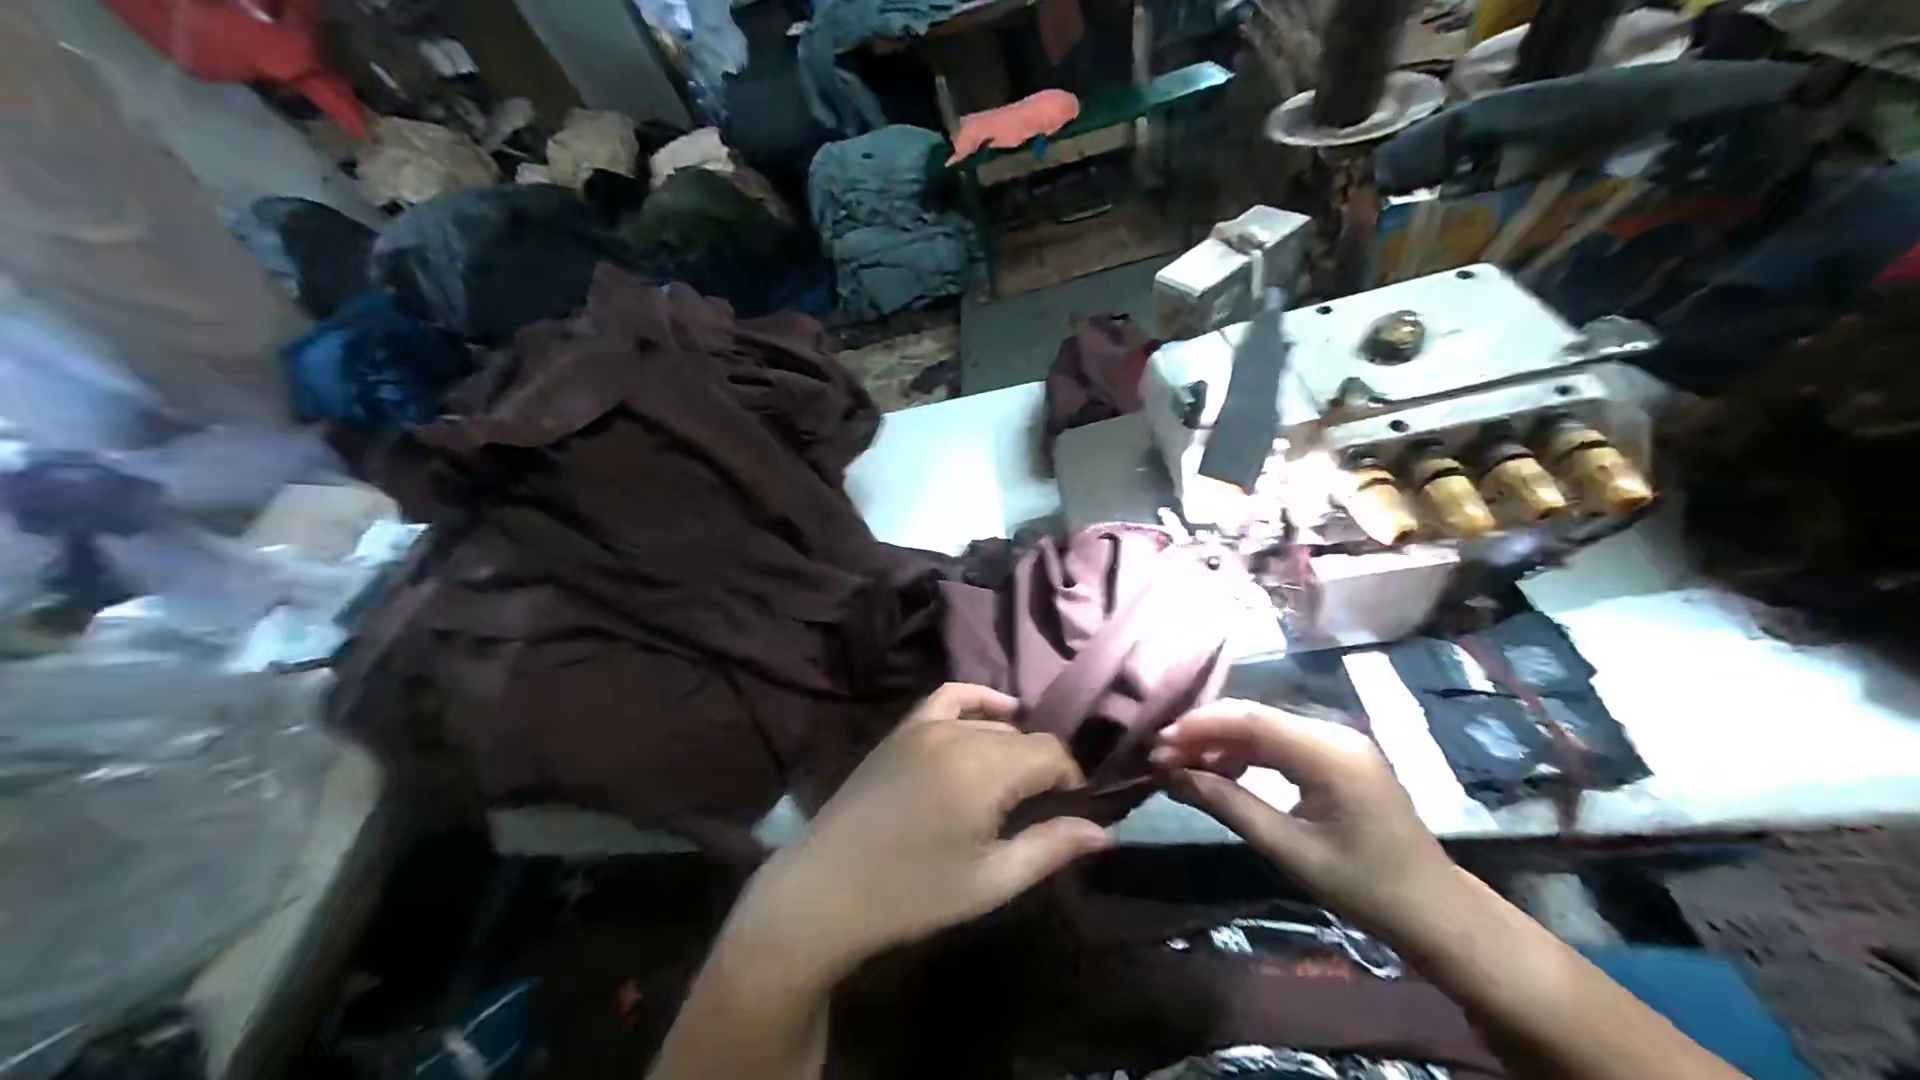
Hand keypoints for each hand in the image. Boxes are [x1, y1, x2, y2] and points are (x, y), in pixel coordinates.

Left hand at [734, 683, 1112, 981]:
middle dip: (1042, 768)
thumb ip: (1051, 848)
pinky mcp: (902, 728)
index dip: (1070, 781)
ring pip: (992, 722)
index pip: (1051, 754)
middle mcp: (957, 734)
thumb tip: (1104, 832)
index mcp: (983, 770)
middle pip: (1023, 737)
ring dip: (1013, 745)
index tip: (1069, 813)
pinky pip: (949, 696)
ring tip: (1016, 782)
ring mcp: (924, 725)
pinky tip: (997, 713)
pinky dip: (978, 700)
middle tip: (1041, 810)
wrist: (826, 890)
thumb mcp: (991, 881)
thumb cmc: (913, 894)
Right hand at [1151, 699, 1458, 934]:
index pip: (1250, 720)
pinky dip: (1243, 753)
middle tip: (1159, 755)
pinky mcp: (1334, 755)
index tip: (1158, 745)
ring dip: (1219, 742)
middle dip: (1203, 732)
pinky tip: (1217, 770)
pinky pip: (1278, 742)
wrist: (1435, 911)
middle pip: (1253, 716)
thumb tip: (1170, 777)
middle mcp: (1333, 733)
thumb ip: (1229, 805)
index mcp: (1330, 753)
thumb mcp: (1290, 850)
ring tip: (1179, 764)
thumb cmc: (1366, 887)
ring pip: (1262, 726)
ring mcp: (1336, 741)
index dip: (1199, 727)